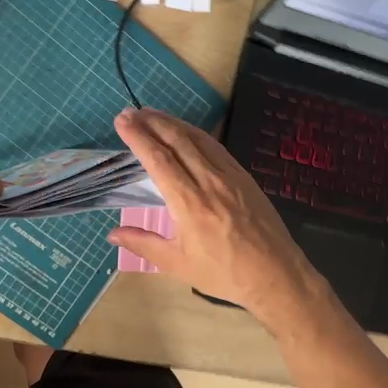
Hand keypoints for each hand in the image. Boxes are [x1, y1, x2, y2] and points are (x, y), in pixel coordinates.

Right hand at [108, 109, 328, 330]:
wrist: (275, 274)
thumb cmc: (223, 273)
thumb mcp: (177, 264)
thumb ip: (143, 244)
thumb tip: (113, 234)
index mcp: (189, 203)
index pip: (158, 159)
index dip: (138, 137)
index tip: (122, 121)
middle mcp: (209, 181)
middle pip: (177, 140)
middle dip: (151, 122)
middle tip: (131, 112)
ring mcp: (230, 176)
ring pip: (198, 139)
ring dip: (173, 123)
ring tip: (152, 115)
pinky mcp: (244, 177)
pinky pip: (216, 147)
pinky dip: (196, 134)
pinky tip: (186, 132)